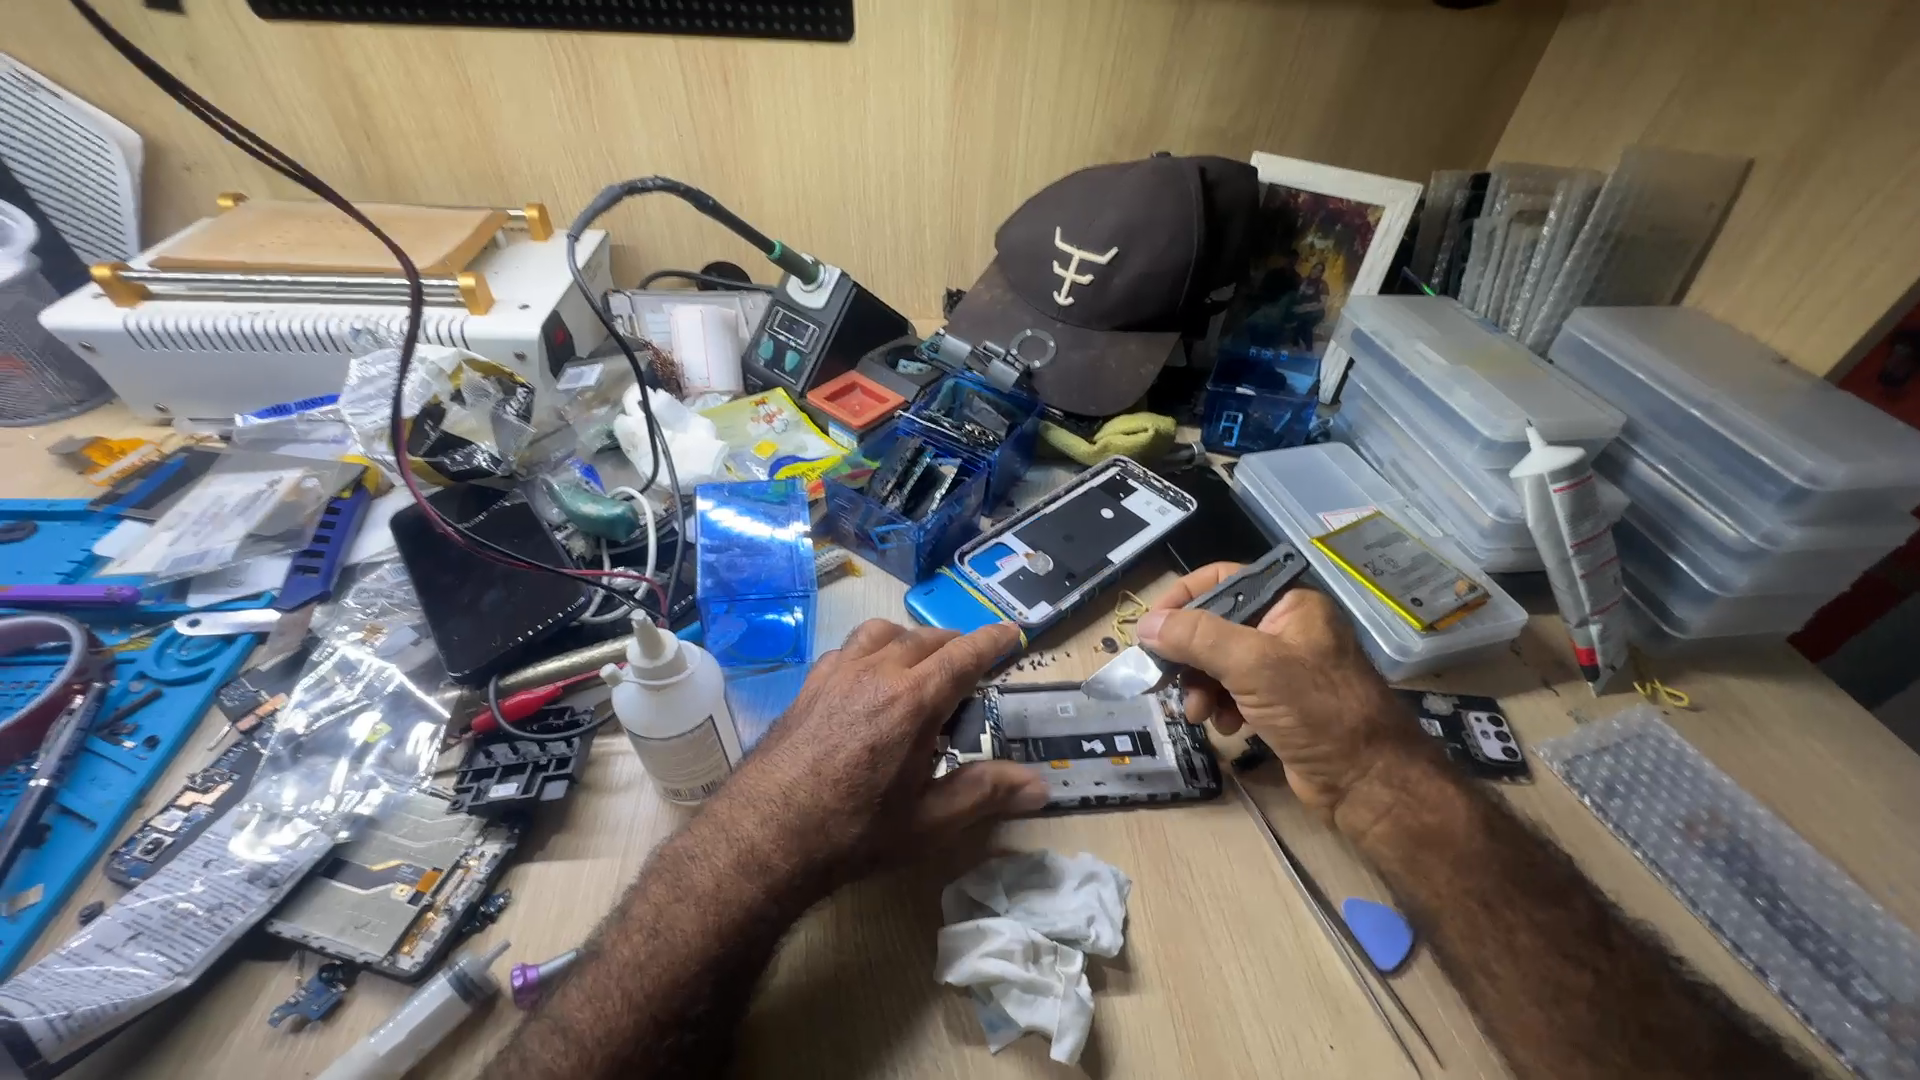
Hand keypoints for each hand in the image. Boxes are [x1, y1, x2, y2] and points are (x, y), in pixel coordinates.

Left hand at [720, 619, 1047, 884]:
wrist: (763, 837)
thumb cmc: (853, 831)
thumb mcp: (929, 820)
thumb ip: (985, 793)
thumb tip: (1040, 786)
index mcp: (913, 700)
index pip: (965, 654)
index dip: (994, 640)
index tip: (1013, 631)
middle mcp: (876, 672)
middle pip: (927, 639)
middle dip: (957, 643)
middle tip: (973, 663)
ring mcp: (837, 673)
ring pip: (883, 632)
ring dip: (911, 639)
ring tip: (921, 664)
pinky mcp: (809, 684)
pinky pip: (848, 649)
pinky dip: (872, 651)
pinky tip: (869, 681)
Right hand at [1135, 562, 1426, 814]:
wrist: (1369, 783)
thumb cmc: (1318, 711)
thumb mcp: (1252, 664)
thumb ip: (1196, 637)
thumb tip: (1145, 625)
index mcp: (1289, 604)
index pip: (1221, 580)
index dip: (1182, 600)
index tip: (1150, 630)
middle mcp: (1286, 628)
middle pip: (1214, 625)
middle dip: (1188, 656)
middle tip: (1166, 680)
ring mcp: (1284, 668)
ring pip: (1218, 663)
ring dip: (1201, 687)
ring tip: (1199, 713)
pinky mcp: (1280, 703)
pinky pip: (1233, 691)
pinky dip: (1221, 706)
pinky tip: (1227, 726)